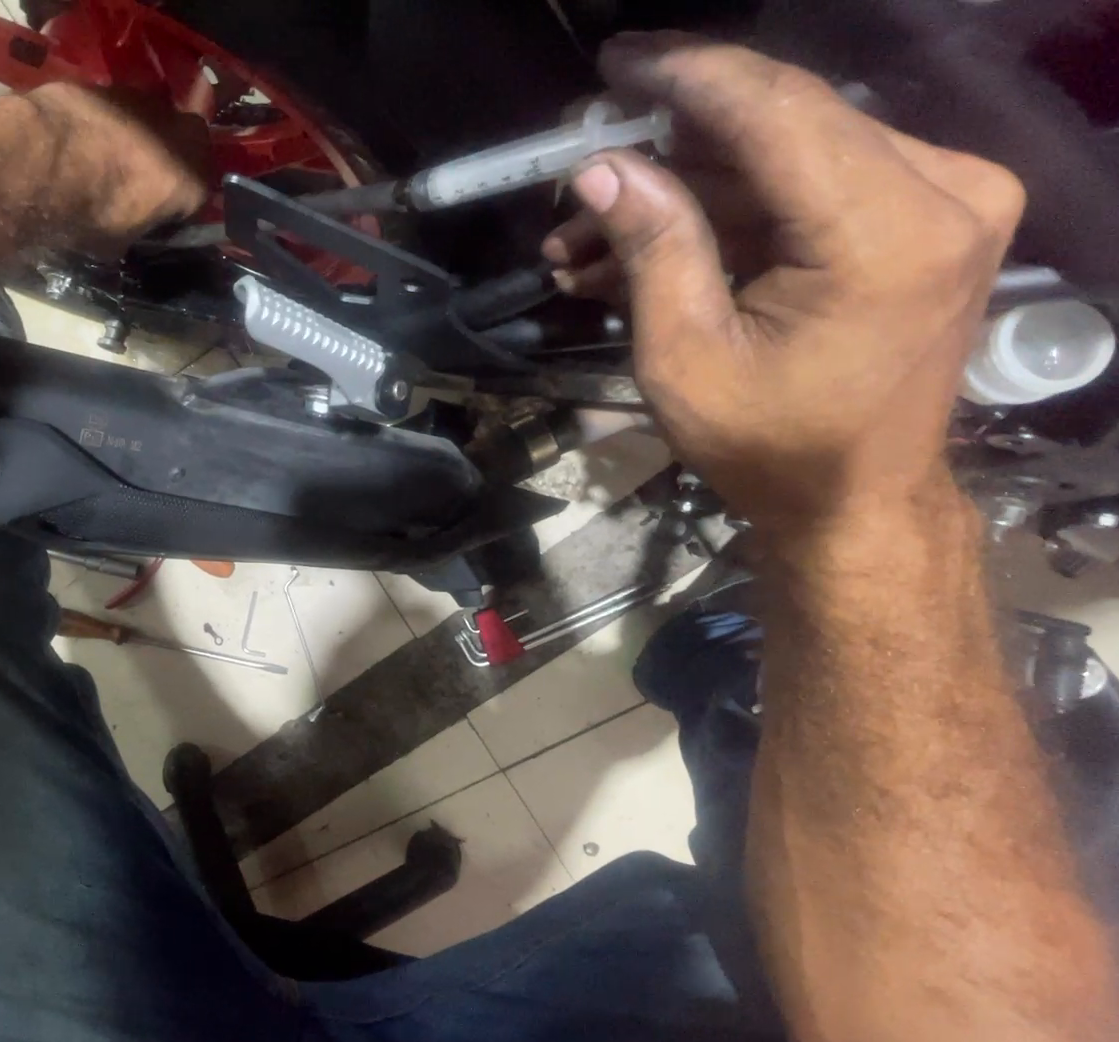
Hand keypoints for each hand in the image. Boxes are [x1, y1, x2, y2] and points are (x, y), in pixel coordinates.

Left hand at [25, 82, 211, 248]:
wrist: (45, 157)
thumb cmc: (90, 212)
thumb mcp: (118, 245)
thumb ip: (135, 232)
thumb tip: (125, 233)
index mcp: (192, 182)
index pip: (197, 199)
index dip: (176, 210)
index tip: (157, 218)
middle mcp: (182, 136)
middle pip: (187, 147)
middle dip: (169, 161)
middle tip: (138, 183)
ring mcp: (146, 102)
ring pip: (153, 122)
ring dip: (138, 138)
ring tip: (104, 161)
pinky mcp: (110, 83)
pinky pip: (117, 109)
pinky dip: (107, 123)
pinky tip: (81, 141)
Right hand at [542, 33, 1024, 532]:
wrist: (852, 495)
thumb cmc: (767, 443)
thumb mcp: (685, 355)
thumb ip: (654, 247)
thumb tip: (600, 167)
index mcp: (887, 232)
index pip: (779, 112)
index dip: (688, 78)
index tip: (614, 64)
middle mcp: (942, 189)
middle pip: (783, 123)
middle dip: (669, 140)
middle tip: (582, 155)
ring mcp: (943, 198)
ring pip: (784, 156)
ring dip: (679, 190)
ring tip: (579, 236)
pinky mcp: (920, 217)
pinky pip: (805, 188)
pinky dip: (722, 212)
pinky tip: (635, 246)